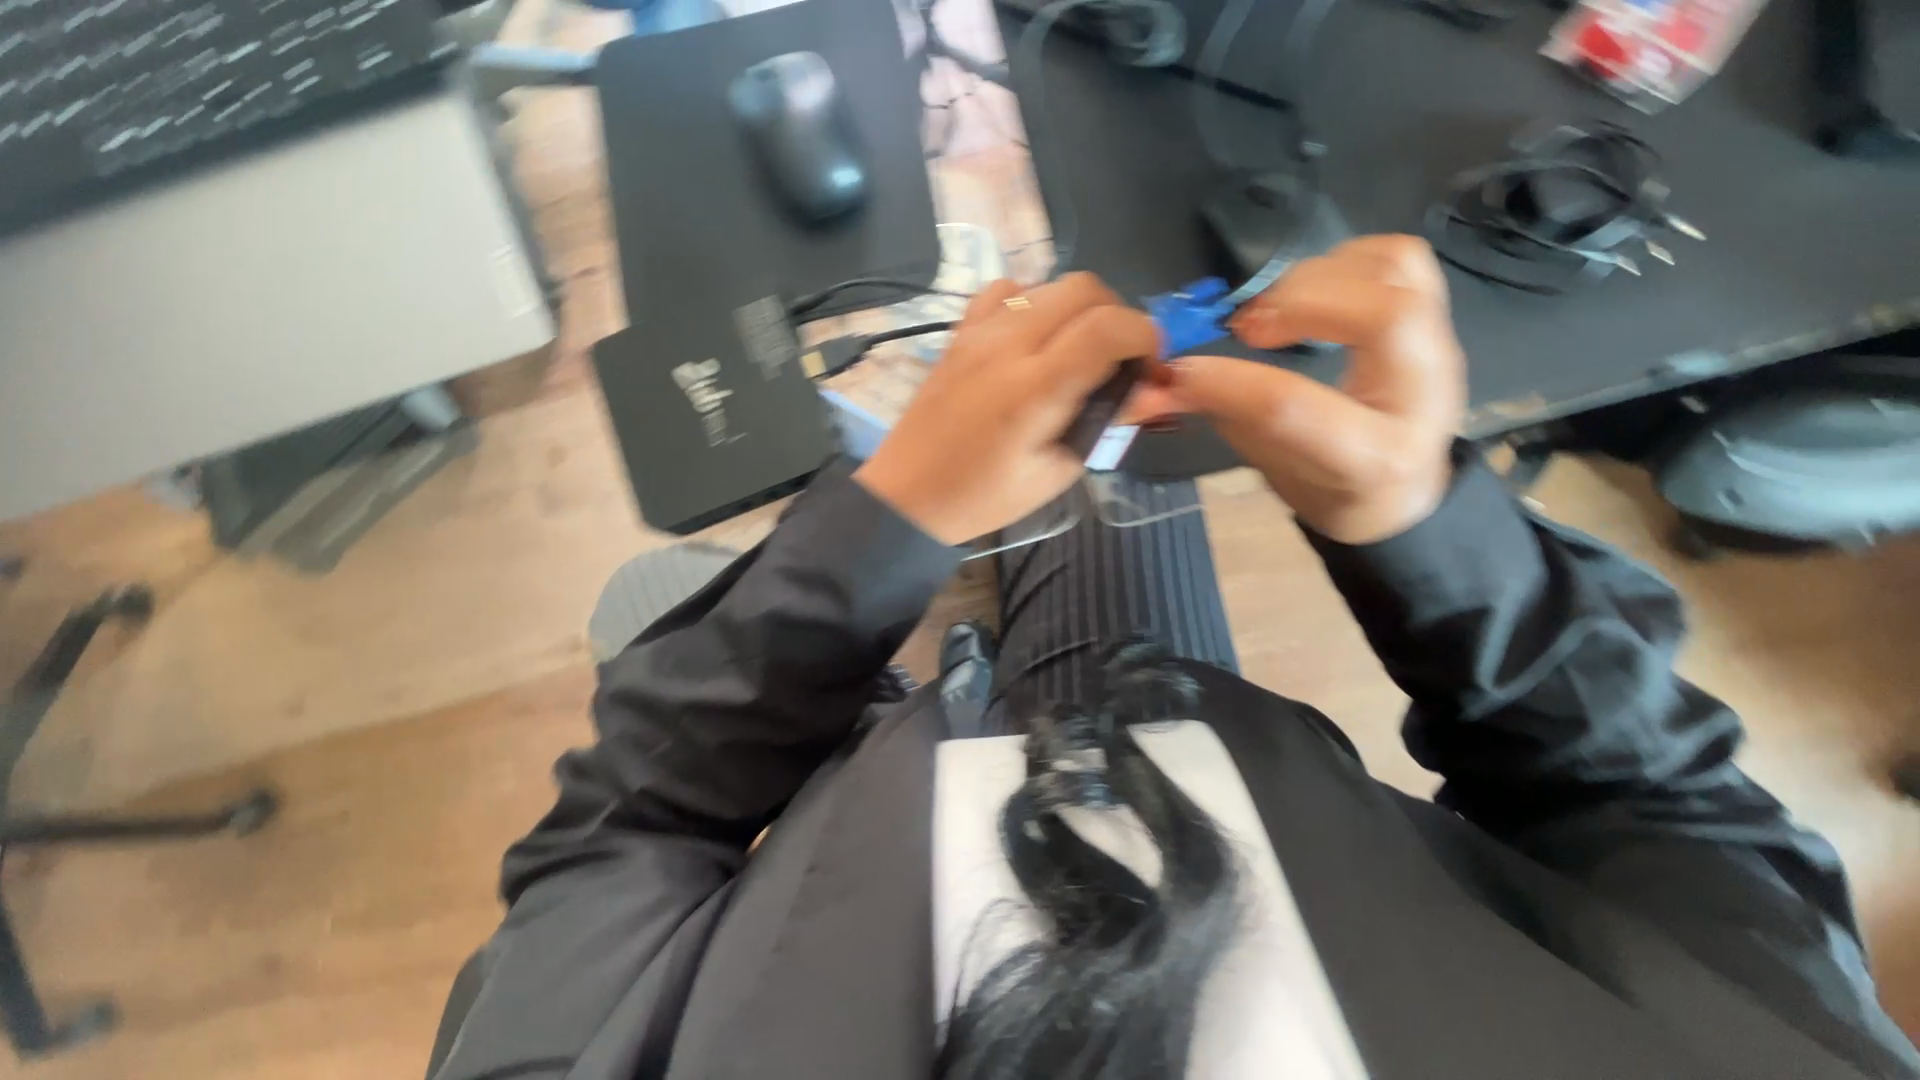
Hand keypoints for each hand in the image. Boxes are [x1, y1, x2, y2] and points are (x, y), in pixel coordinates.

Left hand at [854, 274, 1173, 545]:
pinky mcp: (958, 332)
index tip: (1149, 366)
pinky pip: (1005, 292)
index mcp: (1036, 388)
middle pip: (1084, 288)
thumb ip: (1101, 424)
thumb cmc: (983, 498)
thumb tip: (1136, 389)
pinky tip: (1032, 338)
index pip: (1109, 327)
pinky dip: (1033, 303)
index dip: (1145, 336)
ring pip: (1048, 283)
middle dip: (1118, 315)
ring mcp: (978, 332)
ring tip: (1078, 349)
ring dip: (1078, 308)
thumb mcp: (1055, 473)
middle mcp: (1007, 345)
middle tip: (1119, 358)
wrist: (908, 495)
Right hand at [1171, 236, 1465, 544]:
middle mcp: (1421, 395)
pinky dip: (1348, 258)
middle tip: (1246, 327)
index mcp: (1373, 456)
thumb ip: (1219, 418)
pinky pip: (1403, 257)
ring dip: (1318, 275)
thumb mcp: (1270, 468)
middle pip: (1382, 315)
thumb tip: (1146, 389)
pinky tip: (1309, 289)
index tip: (1178, 371)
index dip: (1225, 381)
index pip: (1294, 404)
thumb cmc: (1328, 490)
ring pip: (1396, 274)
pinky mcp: (1437, 318)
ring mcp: (1440, 348)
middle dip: (1299, 304)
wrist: (1403, 492)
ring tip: (1274, 307)